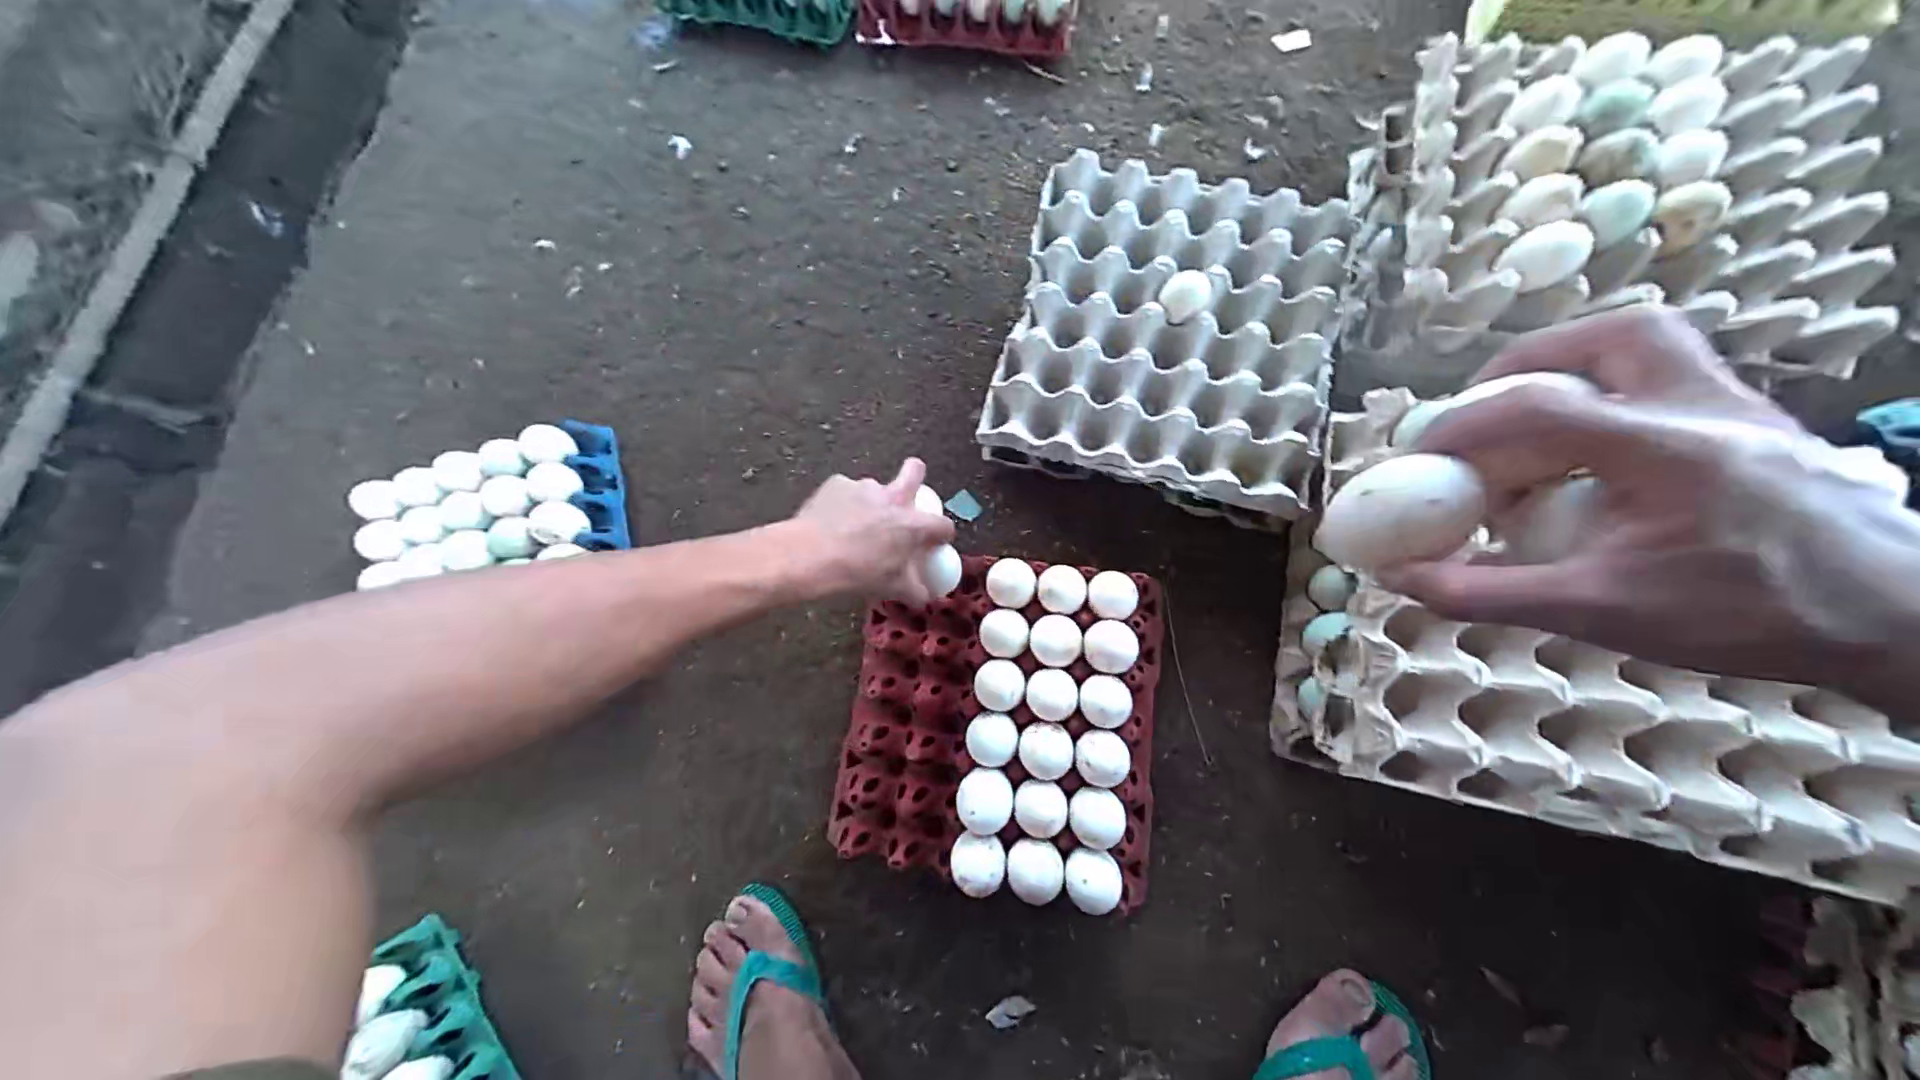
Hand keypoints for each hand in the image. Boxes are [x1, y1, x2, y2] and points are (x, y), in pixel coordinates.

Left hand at [784, 457, 955, 603]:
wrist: (809, 557)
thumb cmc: (857, 572)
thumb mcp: (893, 589)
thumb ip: (915, 592)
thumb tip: (924, 597)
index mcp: (914, 525)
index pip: (943, 525)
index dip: (943, 534)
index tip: (936, 542)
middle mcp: (893, 498)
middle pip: (915, 471)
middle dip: (916, 476)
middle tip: (908, 496)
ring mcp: (864, 487)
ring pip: (875, 487)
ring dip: (872, 501)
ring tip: (857, 524)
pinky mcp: (837, 484)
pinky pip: (846, 492)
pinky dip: (843, 504)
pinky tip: (833, 521)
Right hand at [1378, 306, 1919, 709]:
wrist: (1902, 622)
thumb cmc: (1748, 616)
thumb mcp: (1595, 612)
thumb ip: (1484, 593)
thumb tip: (1398, 578)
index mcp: (1667, 449)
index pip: (1539, 405)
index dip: (1460, 424)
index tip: (1419, 458)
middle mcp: (1706, 408)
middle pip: (1606, 338)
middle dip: (1520, 367)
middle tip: (1477, 414)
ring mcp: (1738, 408)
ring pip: (1644, 343)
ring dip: (1564, 371)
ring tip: (1519, 427)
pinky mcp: (1749, 423)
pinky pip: (1660, 379)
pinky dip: (1599, 401)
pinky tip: (1579, 460)